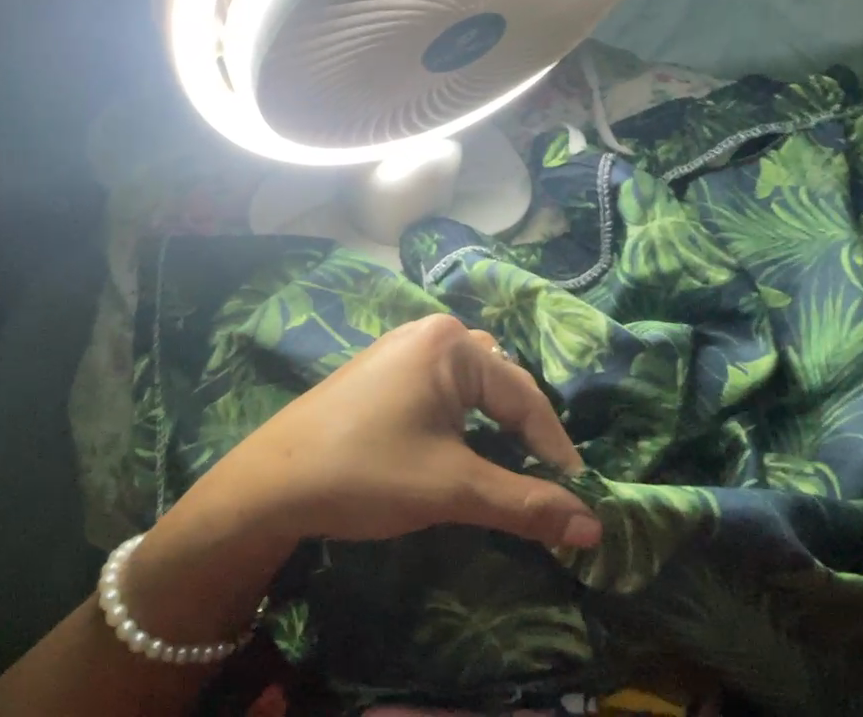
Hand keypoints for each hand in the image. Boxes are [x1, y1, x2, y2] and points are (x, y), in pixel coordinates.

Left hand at [0, 315, 601, 716]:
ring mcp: (399, 350)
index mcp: (450, 344)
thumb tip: (595, 529)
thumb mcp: (452, 488)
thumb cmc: (365, 473)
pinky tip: (462, 452)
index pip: (525, 395)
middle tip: (545, 483)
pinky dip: (462, 422)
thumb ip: (526, 504)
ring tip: (510, 470)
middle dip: (525, 434)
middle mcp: (429, 333)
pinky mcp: (380, 374)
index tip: (580, 496)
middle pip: (500, 384)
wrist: (267, 486)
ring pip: (471, 387)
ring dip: (494, 426)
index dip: (555, 449)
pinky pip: (441, 391)